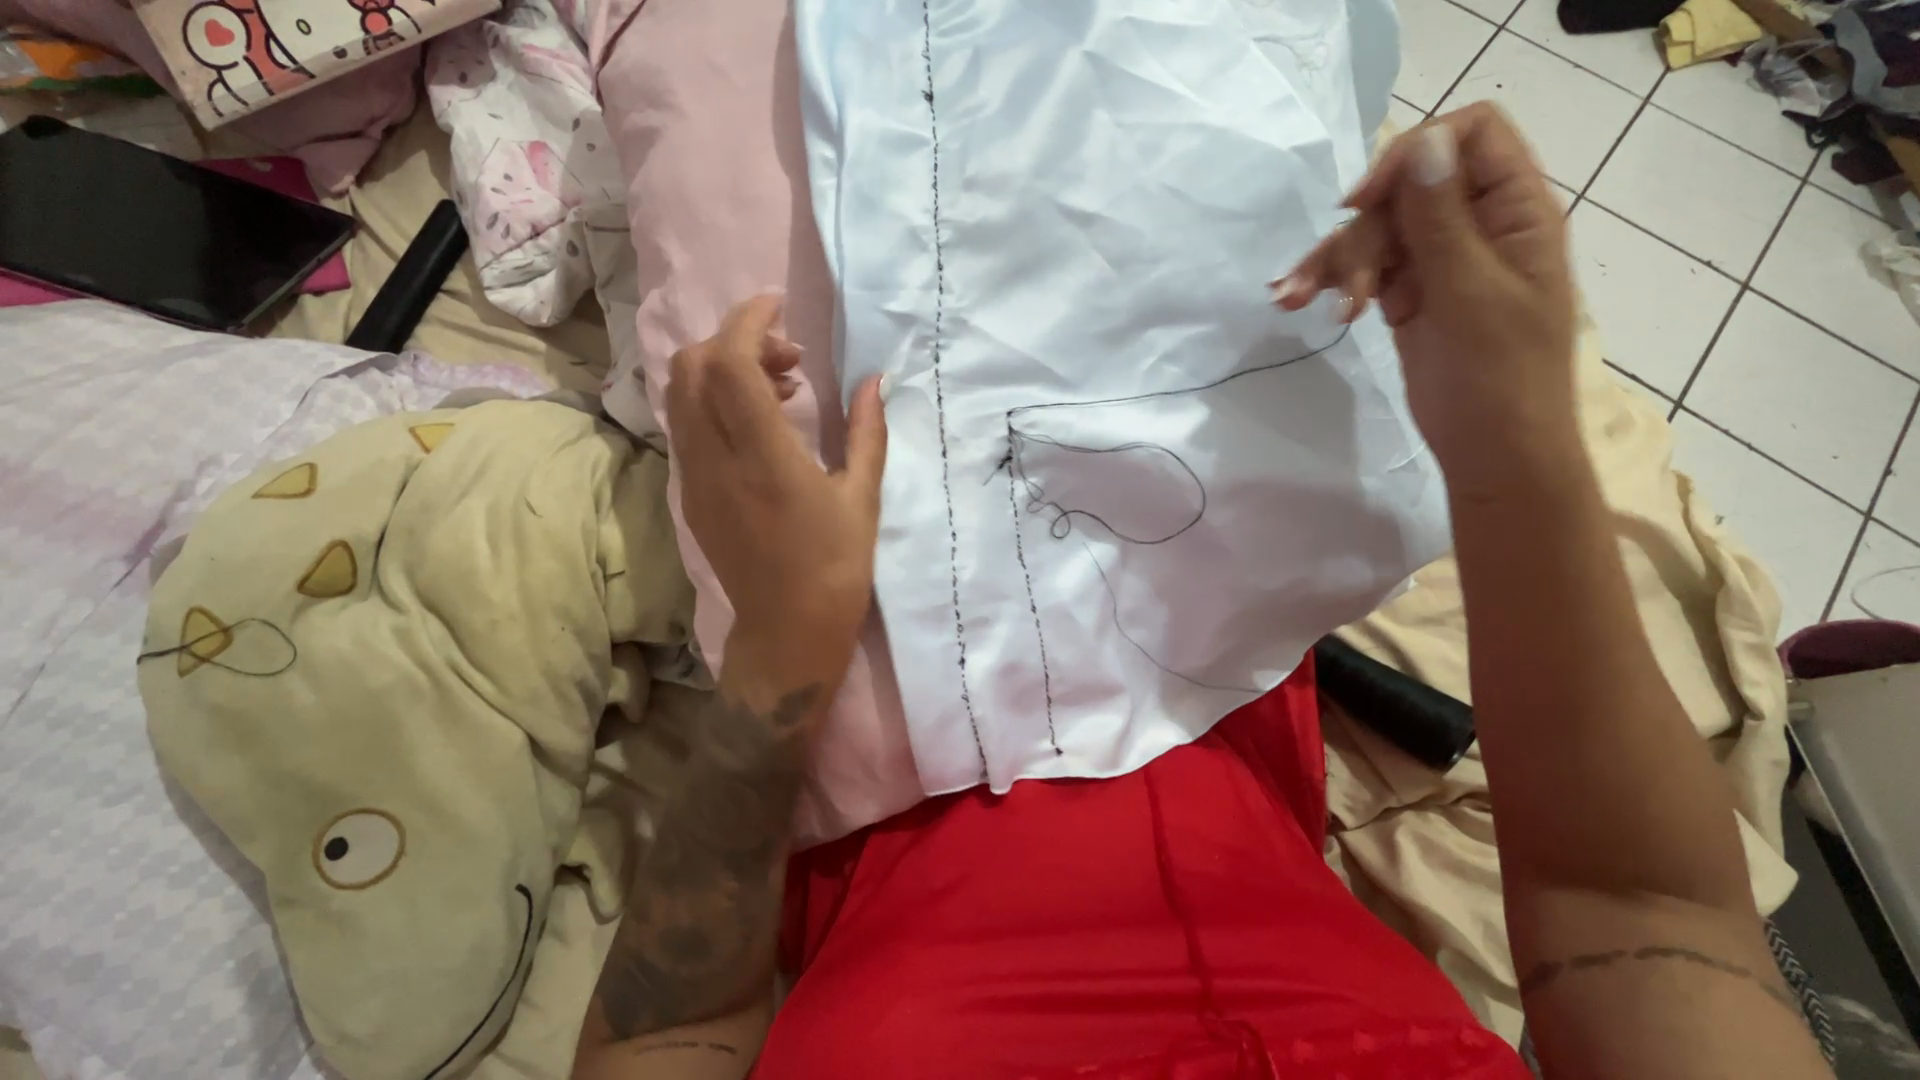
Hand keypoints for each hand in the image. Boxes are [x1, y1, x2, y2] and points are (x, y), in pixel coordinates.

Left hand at [666, 295, 887, 693]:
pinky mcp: (690, 495)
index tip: (779, 308)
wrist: (788, 631)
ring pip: (681, 395)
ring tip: (779, 387)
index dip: (747, 321)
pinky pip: (687, 426)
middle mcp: (717, 461)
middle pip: (693, 367)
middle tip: (787, 357)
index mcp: (766, 458)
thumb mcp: (862, 497)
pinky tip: (758, 424)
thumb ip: (867, 431)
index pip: (730, 364)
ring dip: (721, 370)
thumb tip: (873, 379)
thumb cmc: (836, 567)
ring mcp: (695, 479)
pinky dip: (713, 402)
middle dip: (734, 340)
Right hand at [1275, 103, 1581, 500]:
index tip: (1365, 201)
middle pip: (1405, 190)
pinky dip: (1336, 285)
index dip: (1414, 154)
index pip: (1469, 136)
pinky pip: (1366, 271)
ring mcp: (1441, 263)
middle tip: (1342, 286)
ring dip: (1335, 262)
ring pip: (1377, 233)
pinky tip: (1305, 304)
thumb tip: (1423, 144)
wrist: (1493, 450)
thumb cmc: (1500, 375)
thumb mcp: (1471, 292)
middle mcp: (1477, 226)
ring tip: (1294, 299)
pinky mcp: (1410, 297)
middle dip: (1362, 232)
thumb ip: (1442, 219)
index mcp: (1515, 211)